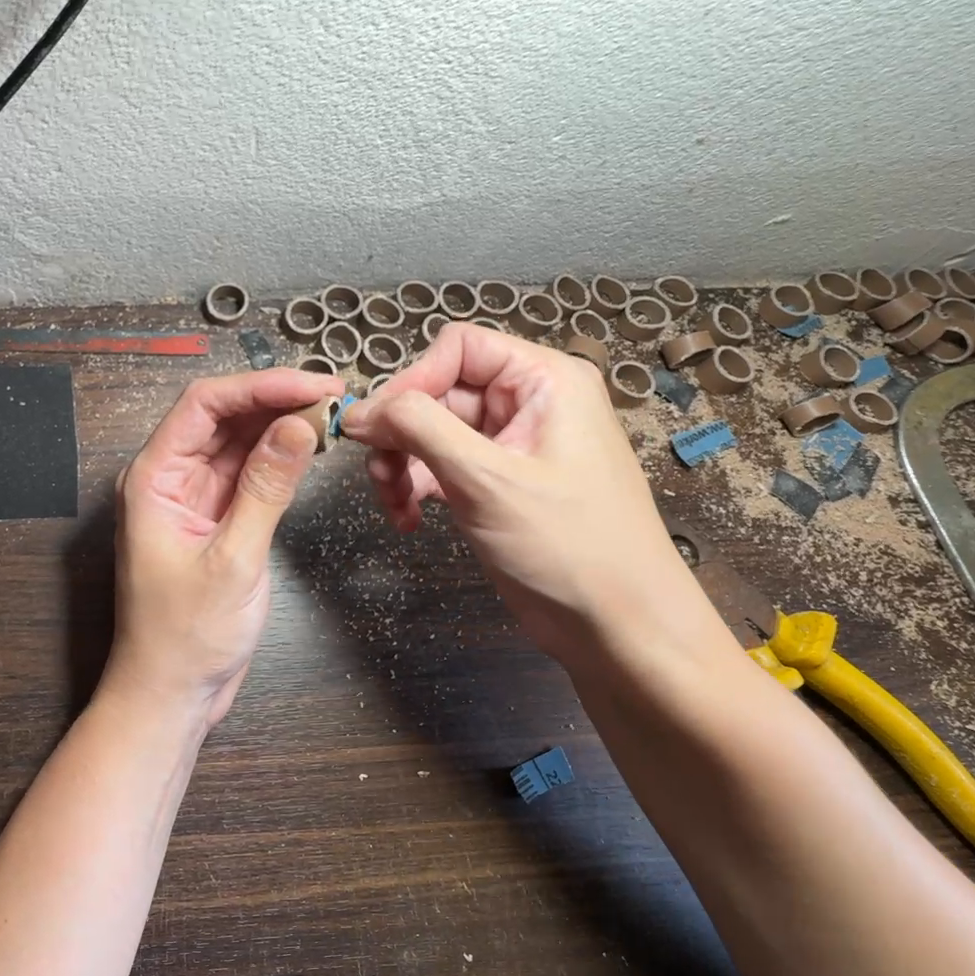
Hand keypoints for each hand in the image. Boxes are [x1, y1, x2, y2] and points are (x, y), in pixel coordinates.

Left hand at [109, 369, 345, 727]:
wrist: (171, 693)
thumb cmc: (185, 637)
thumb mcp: (232, 560)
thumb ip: (265, 489)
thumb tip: (300, 426)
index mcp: (153, 478)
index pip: (204, 404)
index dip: (260, 385)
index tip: (314, 386)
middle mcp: (169, 478)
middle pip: (222, 417)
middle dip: (275, 400)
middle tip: (335, 397)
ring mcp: (192, 498)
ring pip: (237, 442)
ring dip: (280, 425)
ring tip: (332, 416)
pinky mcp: (214, 519)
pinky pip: (246, 474)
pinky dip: (277, 459)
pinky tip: (309, 448)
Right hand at [337, 323, 710, 664]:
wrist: (616, 627)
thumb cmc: (567, 544)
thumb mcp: (485, 478)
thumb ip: (418, 428)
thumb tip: (357, 410)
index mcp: (543, 380)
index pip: (457, 348)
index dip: (410, 381)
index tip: (373, 426)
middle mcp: (526, 402)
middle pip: (436, 392)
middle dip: (399, 433)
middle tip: (377, 473)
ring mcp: (509, 445)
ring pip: (429, 432)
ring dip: (400, 464)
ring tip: (392, 503)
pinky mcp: (495, 483)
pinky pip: (438, 466)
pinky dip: (415, 487)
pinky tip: (407, 518)